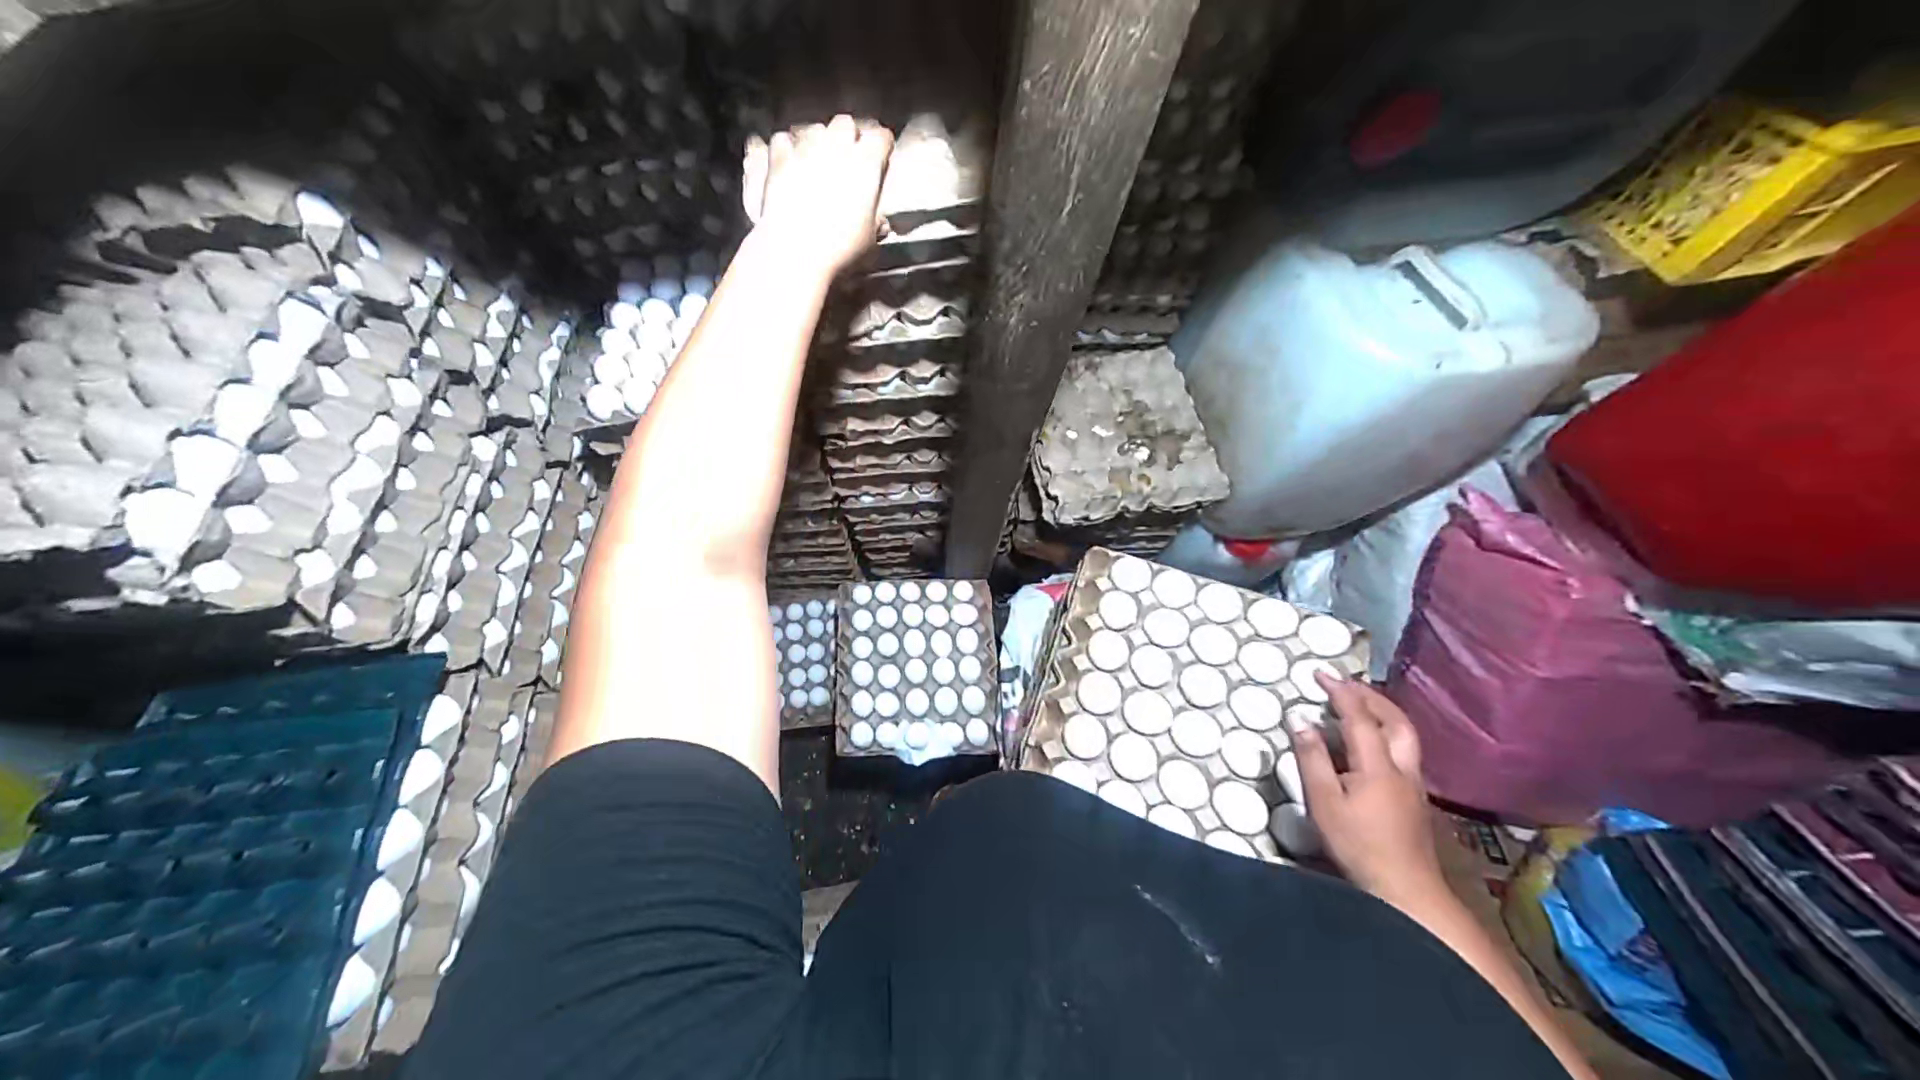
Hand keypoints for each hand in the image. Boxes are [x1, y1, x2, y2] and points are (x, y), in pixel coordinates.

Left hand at [742, 115, 892, 275]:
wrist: (797, 253)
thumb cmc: (840, 250)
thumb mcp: (870, 242)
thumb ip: (876, 223)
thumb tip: (879, 223)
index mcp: (867, 164)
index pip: (881, 138)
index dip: (882, 148)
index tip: (882, 157)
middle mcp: (837, 148)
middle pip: (846, 124)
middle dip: (849, 137)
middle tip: (850, 158)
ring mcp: (806, 150)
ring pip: (815, 128)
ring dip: (820, 140)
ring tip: (820, 160)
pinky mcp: (780, 160)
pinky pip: (783, 139)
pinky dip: (787, 146)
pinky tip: (790, 160)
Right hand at [1293, 672, 1446, 905]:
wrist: (1405, 890)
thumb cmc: (1358, 845)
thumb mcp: (1323, 802)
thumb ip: (1311, 758)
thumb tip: (1299, 719)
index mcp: (1378, 765)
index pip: (1359, 717)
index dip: (1340, 692)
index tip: (1319, 674)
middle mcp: (1402, 767)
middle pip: (1394, 719)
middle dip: (1369, 695)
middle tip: (1343, 683)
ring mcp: (1413, 783)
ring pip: (1405, 734)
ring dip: (1382, 710)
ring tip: (1359, 702)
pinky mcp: (1414, 797)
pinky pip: (1403, 749)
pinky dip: (1386, 730)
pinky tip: (1371, 740)